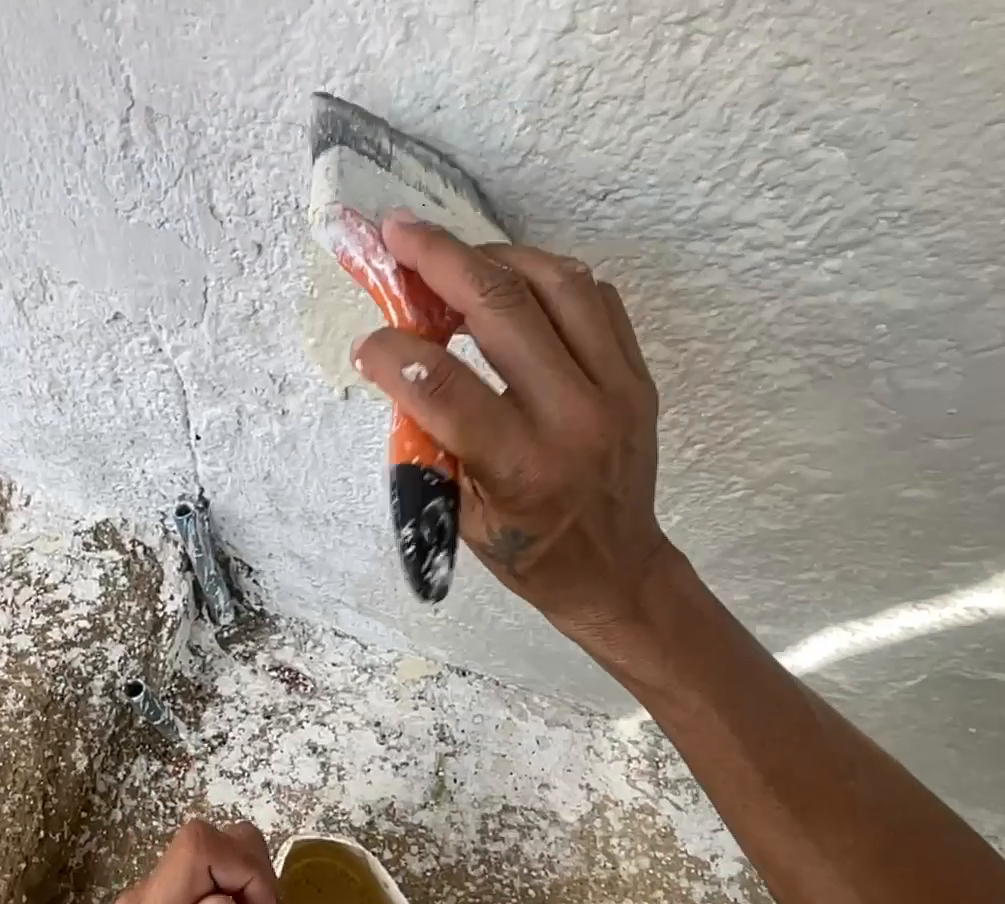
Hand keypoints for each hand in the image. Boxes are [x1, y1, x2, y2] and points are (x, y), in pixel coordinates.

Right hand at [353, 212, 671, 650]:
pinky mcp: (637, 374)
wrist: (617, 569)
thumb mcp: (458, 512)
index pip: (443, 385)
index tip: (368, 346)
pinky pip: (593, 295)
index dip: (393, 353)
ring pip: (556, 283)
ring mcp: (616, 389)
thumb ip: (431, 437)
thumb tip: (402, 364)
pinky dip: (545, 275)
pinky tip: (510, 282)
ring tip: (453, 257)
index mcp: (520, 467)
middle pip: (502, 307)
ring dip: (494, 257)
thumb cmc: (528, 552)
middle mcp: (575, 418)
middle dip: (439, 260)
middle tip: (398, 233)